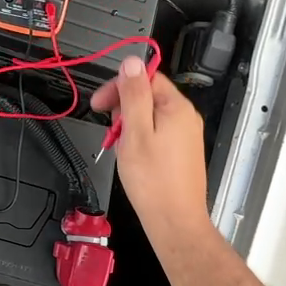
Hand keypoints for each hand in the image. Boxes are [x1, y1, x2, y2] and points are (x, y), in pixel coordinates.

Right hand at [91, 56, 209, 236]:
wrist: (174, 222)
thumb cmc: (153, 182)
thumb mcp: (135, 132)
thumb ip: (133, 95)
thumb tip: (131, 62)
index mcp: (176, 108)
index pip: (145, 77)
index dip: (119, 87)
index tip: (100, 104)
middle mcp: (185, 118)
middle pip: (147, 95)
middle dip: (123, 108)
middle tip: (111, 131)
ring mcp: (185, 135)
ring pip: (149, 115)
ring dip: (129, 125)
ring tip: (122, 148)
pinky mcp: (182, 151)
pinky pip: (157, 132)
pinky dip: (140, 138)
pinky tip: (132, 156)